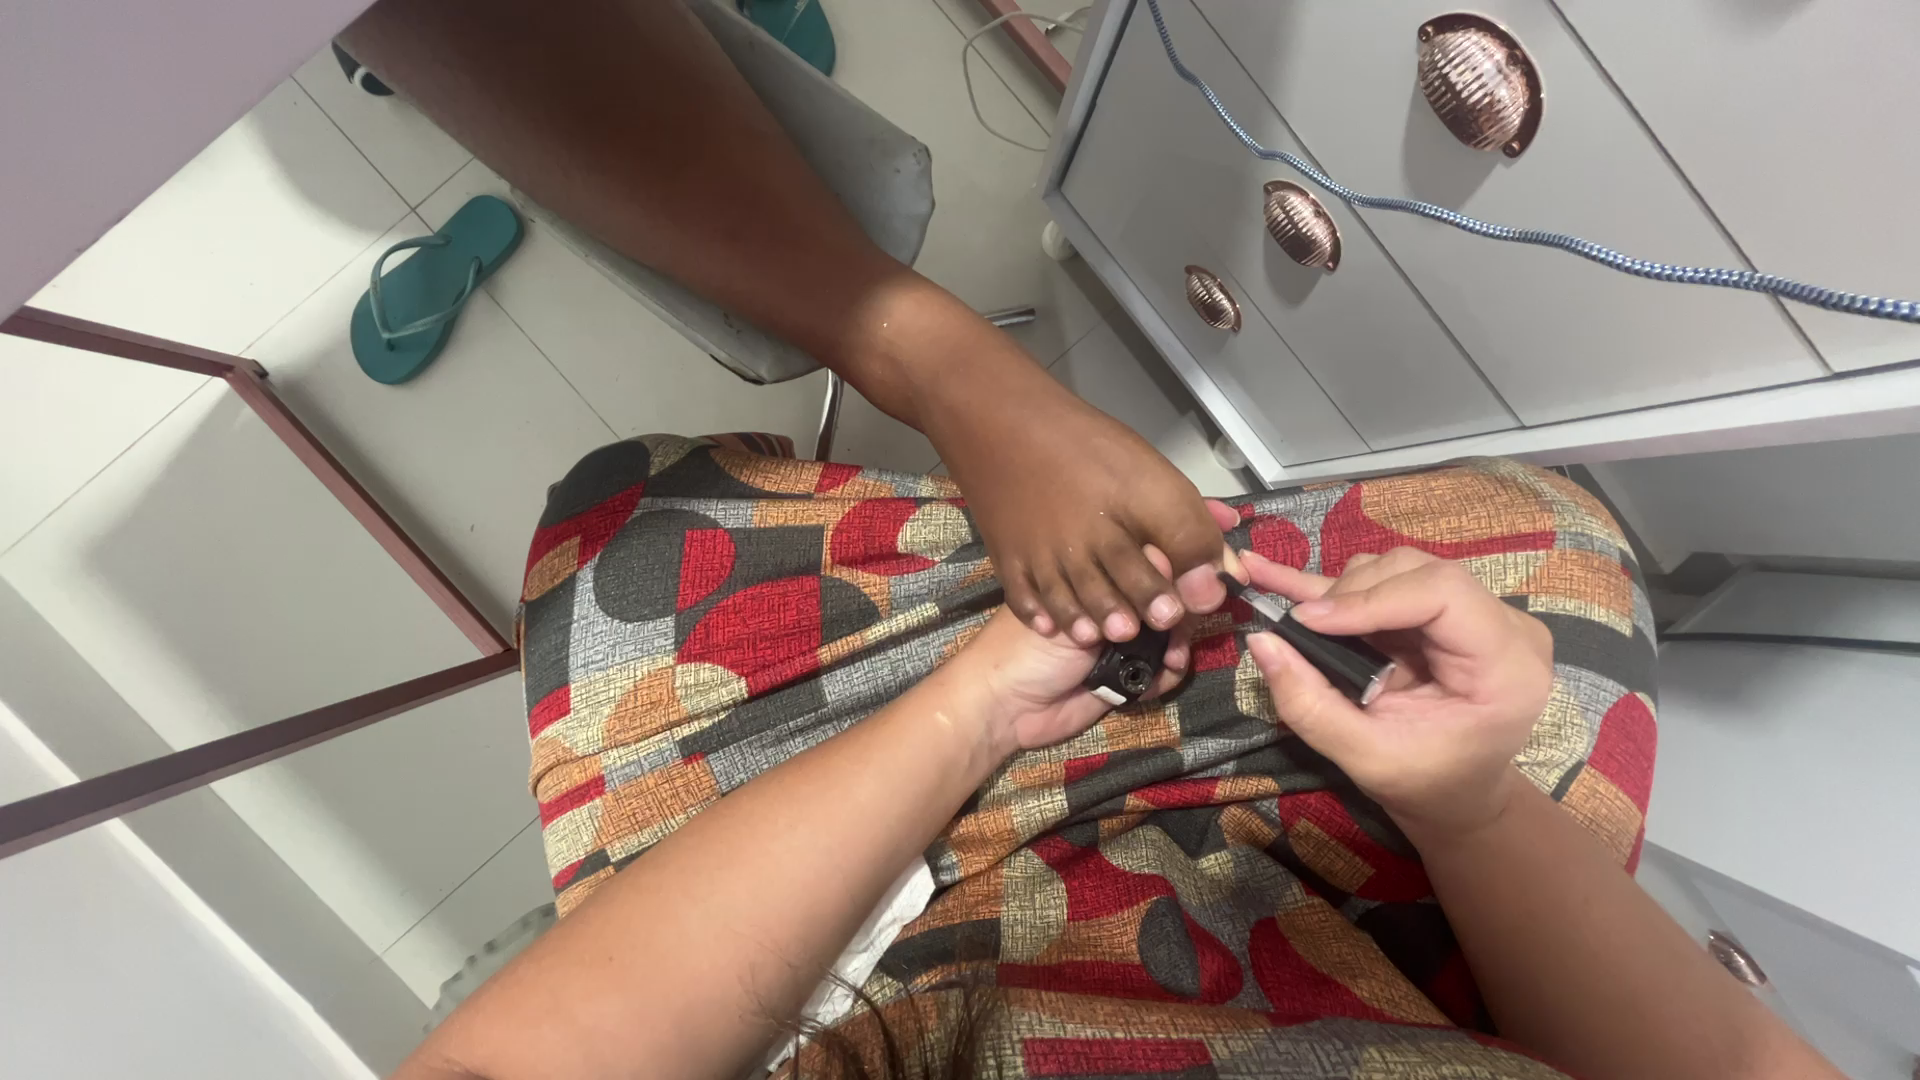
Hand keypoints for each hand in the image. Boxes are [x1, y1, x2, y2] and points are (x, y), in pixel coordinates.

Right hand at [929, 372, 1230, 645]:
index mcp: (1130, 504)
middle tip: (1151, 624)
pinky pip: (1028, 599)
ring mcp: (1044, 552)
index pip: (1174, 554)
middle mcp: (1088, 535)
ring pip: (1077, 603)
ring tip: (1110, 632)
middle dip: (1143, 609)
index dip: (1189, 584)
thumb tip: (1228, 564)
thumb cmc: (1080, 441)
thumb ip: (1189, 521)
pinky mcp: (1008, 559)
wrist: (994, 421)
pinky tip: (1057, 625)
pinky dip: (1044, 614)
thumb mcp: (1146, 468)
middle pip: (1124, 586)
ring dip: (1097, 620)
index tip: (1193, 603)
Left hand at [961, 545, 1192, 758]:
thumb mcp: (1082, 608)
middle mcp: (1110, 599)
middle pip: (1168, 595)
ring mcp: (1119, 638)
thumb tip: (1183, 553)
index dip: (1186, 560)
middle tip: (1187, 623)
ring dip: (1180, 644)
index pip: (1152, 555)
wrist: (1005, 707)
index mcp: (1093, 571)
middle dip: (1186, 609)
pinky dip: (1167, 673)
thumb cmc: (1028, 645)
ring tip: (1174, 656)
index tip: (1217, 568)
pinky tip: (1163, 675)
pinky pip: (1161, 669)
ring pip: (1171, 633)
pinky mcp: (1123, 675)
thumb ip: (1131, 581)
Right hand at [1240, 546, 1553, 840]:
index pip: (1442, 593)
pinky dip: (1326, 583)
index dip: (1370, 598)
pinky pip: (1379, 580)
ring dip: (1341, 590)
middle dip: (1349, 593)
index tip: (1308, 621)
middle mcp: (1499, 626)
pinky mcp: (1432, 609)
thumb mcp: (1364, 757)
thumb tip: (1260, 640)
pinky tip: (1268, 570)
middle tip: (1303, 627)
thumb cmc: (1423, 782)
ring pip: (1394, 567)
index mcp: (1505, 667)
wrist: (1452, 792)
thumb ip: (1311, 704)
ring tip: (1306, 623)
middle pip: (1415, 571)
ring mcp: (1469, 612)